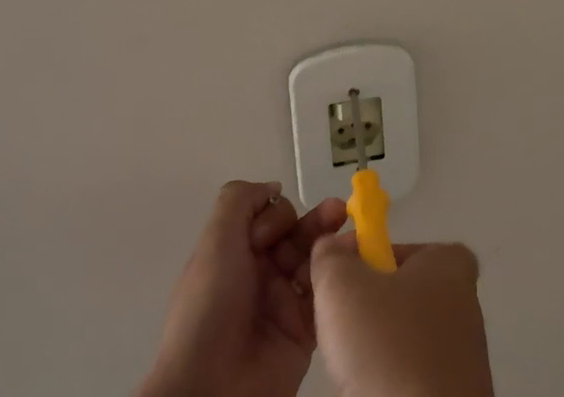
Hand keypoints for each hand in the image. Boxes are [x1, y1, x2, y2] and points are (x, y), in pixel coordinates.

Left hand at [139, 180, 346, 396]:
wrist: (210, 387)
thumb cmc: (209, 307)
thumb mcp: (214, 243)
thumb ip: (239, 201)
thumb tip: (272, 187)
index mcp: (234, 253)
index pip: (268, 217)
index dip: (275, 216)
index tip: (266, 236)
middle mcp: (259, 274)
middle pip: (297, 235)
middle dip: (316, 220)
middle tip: (337, 212)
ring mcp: (283, 303)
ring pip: (315, 261)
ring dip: (332, 243)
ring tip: (352, 234)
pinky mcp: (305, 331)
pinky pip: (328, 296)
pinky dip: (341, 277)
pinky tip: (354, 264)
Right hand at [309, 234, 493, 396]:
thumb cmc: (385, 343)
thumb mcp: (341, 286)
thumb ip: (331, 257)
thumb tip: (332, 247)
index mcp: (451, 265)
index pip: (413, 248)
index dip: (378, 259)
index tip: (351, 280)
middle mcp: (465, 302)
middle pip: (407, 293)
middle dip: (373, 306)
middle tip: (345, 323)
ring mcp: (465, 350)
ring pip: (409, 336)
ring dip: (379, 345)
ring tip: (354, 361)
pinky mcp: (455, 389)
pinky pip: (414, 371)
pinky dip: (392, 376)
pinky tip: (371, 386)